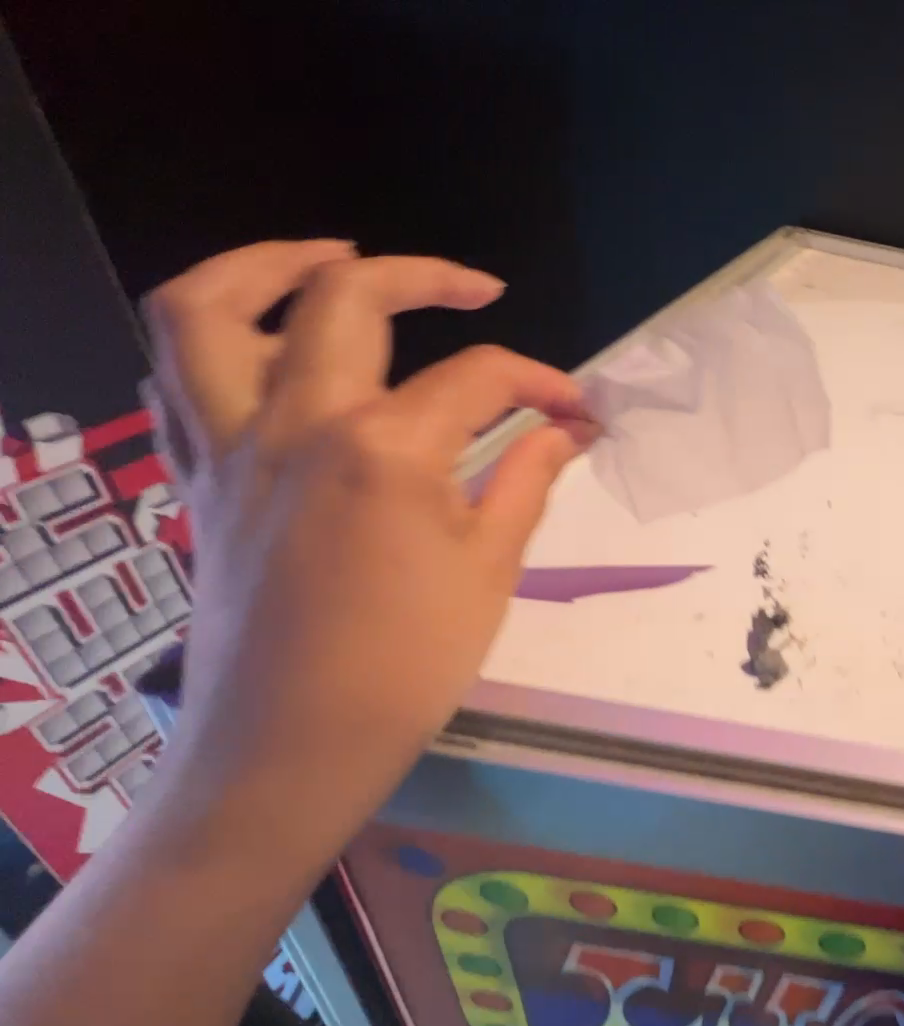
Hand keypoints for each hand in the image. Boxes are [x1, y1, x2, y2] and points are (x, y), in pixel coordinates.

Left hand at [139, 241, 591, 868]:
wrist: (294, 743)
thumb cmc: (411, 661)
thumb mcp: (493, 566)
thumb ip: (529, 478)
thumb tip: (571, 429)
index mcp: (387, 448)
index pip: (480, 378)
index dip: (544, 383)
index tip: (583, 412)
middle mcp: (297, 422)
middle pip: (345, 298)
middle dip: (424, 276)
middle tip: (477, 289)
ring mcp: (231, 445)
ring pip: (207, 309)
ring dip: (271, 264)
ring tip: (333, 260)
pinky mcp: (200, 477)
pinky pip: (175, 376)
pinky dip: (216, 336)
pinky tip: (270, 348)